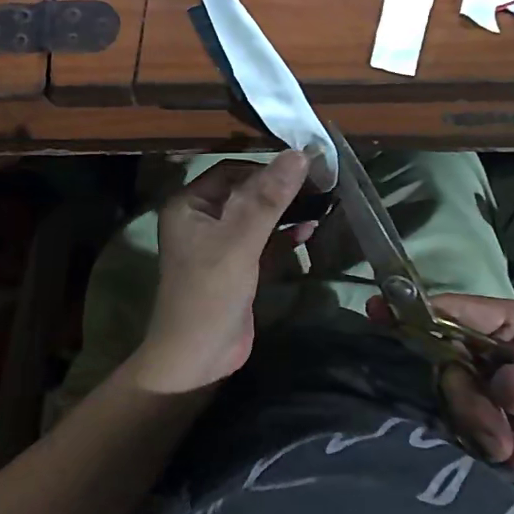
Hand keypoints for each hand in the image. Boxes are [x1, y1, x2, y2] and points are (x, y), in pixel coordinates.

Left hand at [127, 151, 311, 393]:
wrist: (200, 358)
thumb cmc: (210, 293)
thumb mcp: (239, 241)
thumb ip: (268, 199)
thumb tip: (299, 155)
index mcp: (190, 204)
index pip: (232, 170)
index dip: (267, 165)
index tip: (307, 161)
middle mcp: (202, 219)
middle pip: (247, 191)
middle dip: (281, 188)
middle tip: (322, 180)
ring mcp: (220, 244)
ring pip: (258, 216)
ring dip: (286, 211)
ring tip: (322, 202)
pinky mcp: (238, 266)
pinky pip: (264, 241)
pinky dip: (284, 235)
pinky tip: (309, 230)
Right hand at [368, 293, 513, 510]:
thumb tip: (503, 381)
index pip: (456, 309)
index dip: (418, 309)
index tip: (380, 311)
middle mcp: (489, 345)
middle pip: (443, 357)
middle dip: (467, 402)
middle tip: (499, 439)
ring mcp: (478, 377)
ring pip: (446, 391)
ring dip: (476, 427)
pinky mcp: (472, 408)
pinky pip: (452, 417)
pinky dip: (477, 441)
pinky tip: (511, 457)